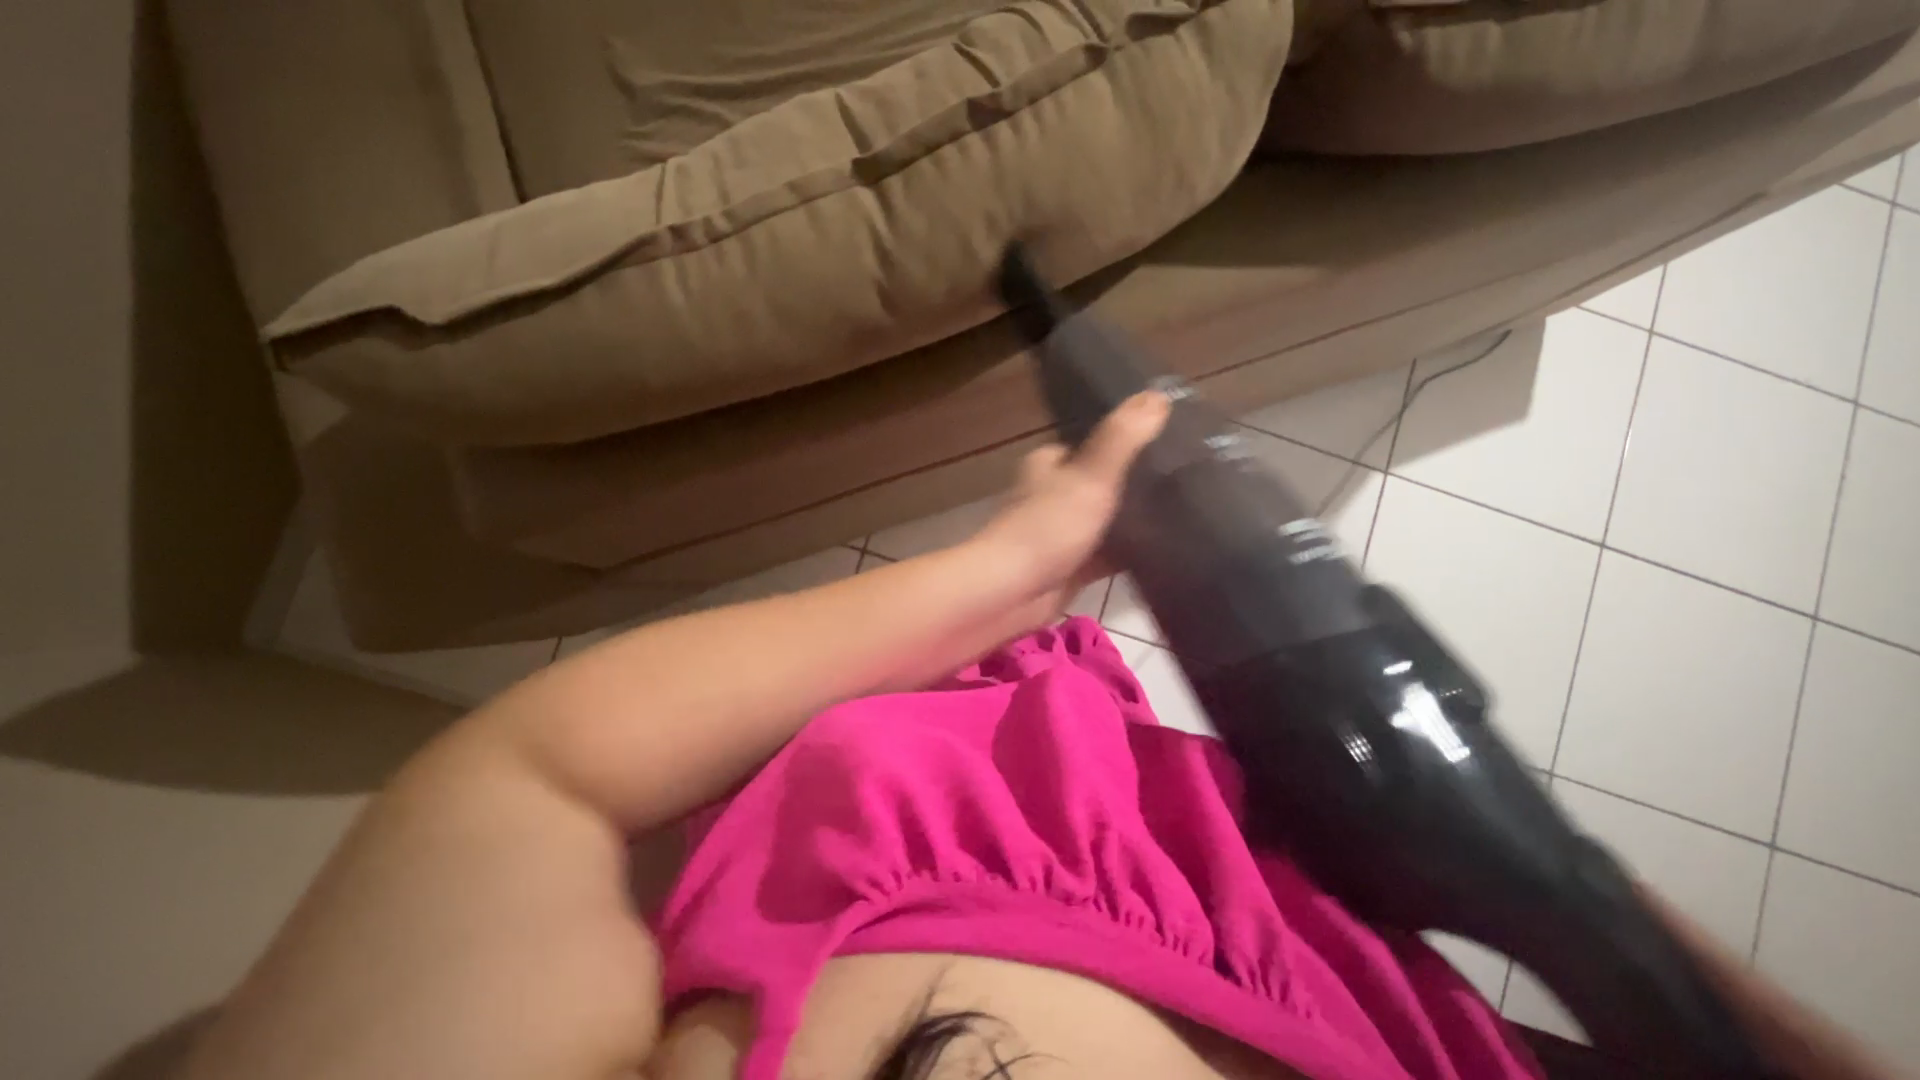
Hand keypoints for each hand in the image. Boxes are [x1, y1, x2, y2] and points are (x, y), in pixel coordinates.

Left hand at [972, 391, 1169, 626]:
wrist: (1011, 593)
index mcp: (1050, 463)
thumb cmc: (1048, 527)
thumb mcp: (1091, 474)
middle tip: (1187, 481)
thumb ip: (1123, 436)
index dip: (1130, 441)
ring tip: (1187, 511)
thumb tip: (1158, 393)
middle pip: (1104, 482)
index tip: (1173, 442)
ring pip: (1108, 520)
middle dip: (1138, 483)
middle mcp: (1052, 494)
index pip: (1094, 443)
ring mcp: (1061, 532)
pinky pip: (1108, 555)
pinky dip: (1132, 554)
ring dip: (1137, 520)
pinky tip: (1168, 551)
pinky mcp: (1070, 568)